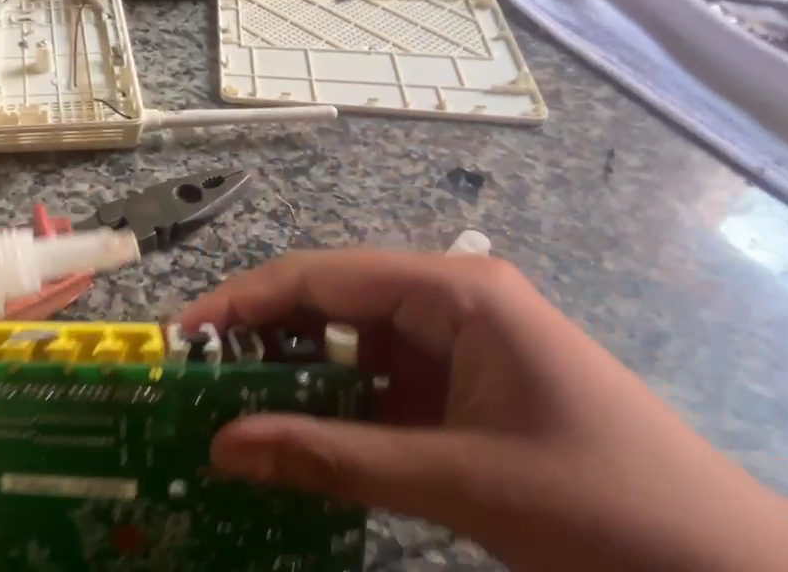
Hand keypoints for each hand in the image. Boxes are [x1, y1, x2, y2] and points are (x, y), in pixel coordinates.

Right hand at [179, 250, 787, 571]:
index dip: (239, 303)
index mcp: (451, 290)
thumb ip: (328, 459)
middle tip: (195, 385)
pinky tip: (293, 439)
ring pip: (345, 349)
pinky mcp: (462, 391)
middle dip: (258, 344)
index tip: (179, 341)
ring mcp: (455, 347)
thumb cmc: (608, 511)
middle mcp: (446, 302)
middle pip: (325, 306)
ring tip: (228, 414)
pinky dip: (330, 411)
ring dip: (290, 381)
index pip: (317, 277)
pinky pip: (375, 388)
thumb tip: (219, 448)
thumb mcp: (457, 481)